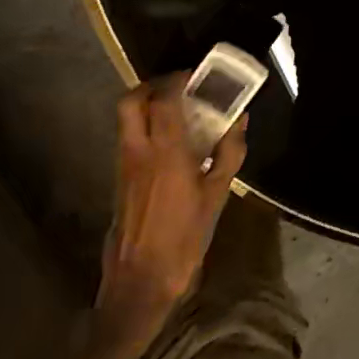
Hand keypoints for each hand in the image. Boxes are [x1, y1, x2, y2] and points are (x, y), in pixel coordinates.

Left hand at [94, 74, 247, 349]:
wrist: (139, 283)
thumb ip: (229, 152)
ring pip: (126, 121)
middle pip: (130, 102)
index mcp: (166, 152)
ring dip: (147, 106)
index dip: (178, 80)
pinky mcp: (119, 181)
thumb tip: (239, 120)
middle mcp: (138, 152)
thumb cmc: (185, 237)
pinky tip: (170, 142)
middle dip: (151, 86)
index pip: (164, 101)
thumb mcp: (218, 194)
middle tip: (178, 86)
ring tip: (178, 110)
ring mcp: (123, 166)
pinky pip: (129, 140)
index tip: (196, 75)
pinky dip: (146, 128)